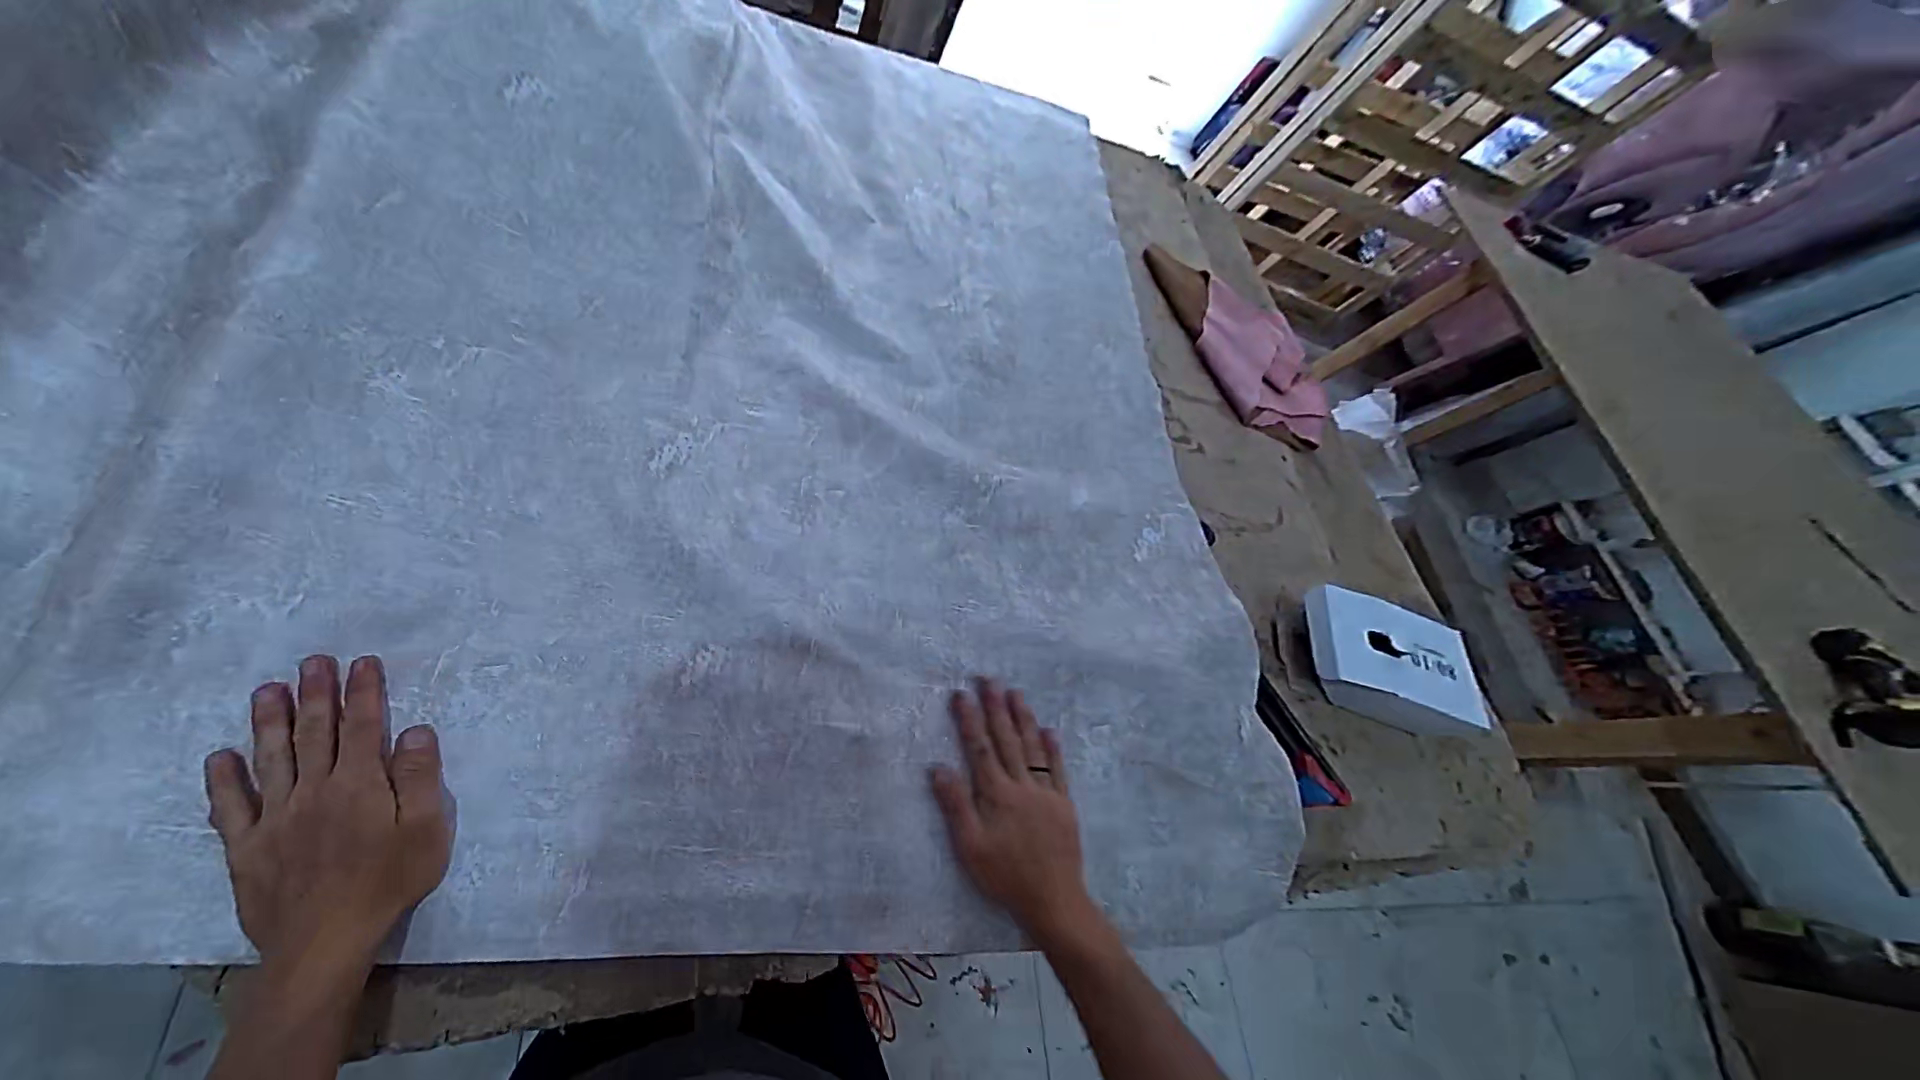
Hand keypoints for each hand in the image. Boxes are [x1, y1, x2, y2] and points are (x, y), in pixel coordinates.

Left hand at [204, 655, 452, 977]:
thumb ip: (420, 777)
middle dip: (316, 694)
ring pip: (272, 760)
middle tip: (312, 661)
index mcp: (361, 784)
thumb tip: (414, 730)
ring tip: (266, 689)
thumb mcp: (427, 827)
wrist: (325, 941)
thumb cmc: (391, 878)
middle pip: (315, 734)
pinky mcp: (248, 847)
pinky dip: (223, 780)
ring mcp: (276, 818)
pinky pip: (230, 808)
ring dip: (269, 722)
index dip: (364, 692)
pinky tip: (220, 757)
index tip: (362, 662)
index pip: (364, 726)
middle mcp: (315, 791)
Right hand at [930, 679, 1093, 944]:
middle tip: (989, 680)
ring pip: (1032, 747)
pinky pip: (1058, 769)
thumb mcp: (970, 848)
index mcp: (997, 795)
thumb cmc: (1005, 877)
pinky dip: (1052, 748)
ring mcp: (1046, 793)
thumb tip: (939, 767)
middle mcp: (1022, 786)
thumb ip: (955, 806)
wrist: (1054, 900)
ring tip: (1016, 693)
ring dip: (1023, 718)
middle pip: (1006, 740)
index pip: (980, 749)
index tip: (961, 694)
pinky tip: (1048, 730)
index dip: (969, 720)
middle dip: (996, 708)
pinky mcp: (1064, 804)